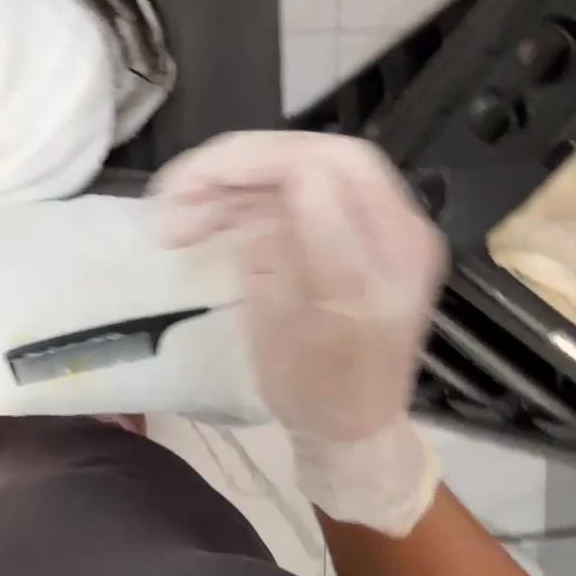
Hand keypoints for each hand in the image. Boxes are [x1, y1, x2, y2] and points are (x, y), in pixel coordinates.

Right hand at [151, 132, 448, 535]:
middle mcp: (395, 229)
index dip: (241, 167)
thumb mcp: (280, 329)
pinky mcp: (367, 229)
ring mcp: (387, 226)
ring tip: (182, 209)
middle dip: (239, 160)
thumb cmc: (314, 391)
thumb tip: (245, 194)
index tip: (180, 193)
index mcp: (376, 260)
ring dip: (240, 177)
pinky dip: (258, 193)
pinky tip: (213, 214)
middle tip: (179, 188)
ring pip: (311, 163)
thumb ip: (270, 252)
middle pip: (317, 152)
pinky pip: (314, 188)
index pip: (315, 172)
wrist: (355, 423)